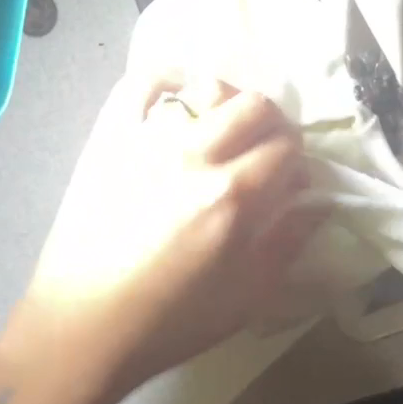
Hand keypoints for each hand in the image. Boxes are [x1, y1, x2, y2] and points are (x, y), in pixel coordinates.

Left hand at [4, 74, 325, 397]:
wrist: (86, 324)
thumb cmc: (169, 323)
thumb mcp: (244, 299)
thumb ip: (285, 246)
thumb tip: (316, 207)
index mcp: (234, 198)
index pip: (288, 151)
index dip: (298, 168)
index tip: (291, 190)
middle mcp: (196, 154)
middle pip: (257, 106)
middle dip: (275, 128)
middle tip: (266, 159)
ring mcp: (149, 138)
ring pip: (208, 86)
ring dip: (231, 104)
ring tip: (225, 134)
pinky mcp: (110, 136)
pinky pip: (145, 81)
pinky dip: (170, 79)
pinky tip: (181, 99)